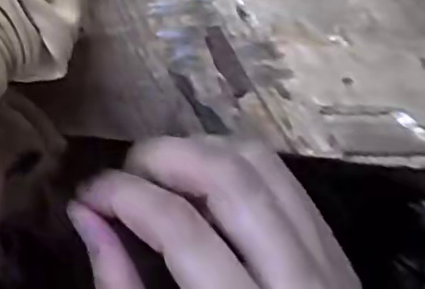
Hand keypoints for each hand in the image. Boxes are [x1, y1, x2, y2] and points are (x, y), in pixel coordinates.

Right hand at [68, 138, 357, 288]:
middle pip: (226, 175)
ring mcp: (335, 273)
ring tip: (159, 179)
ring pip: (258, 163)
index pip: (178, 224)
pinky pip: (283, 182)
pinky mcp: (342, 262)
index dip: (117, 193)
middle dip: (156, 157)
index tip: (85, 196)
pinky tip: (200, 191)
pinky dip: (231, 165)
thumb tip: (83, 212)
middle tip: (122, 179)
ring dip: (195, 152)